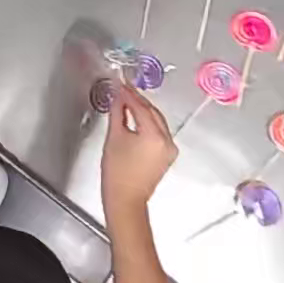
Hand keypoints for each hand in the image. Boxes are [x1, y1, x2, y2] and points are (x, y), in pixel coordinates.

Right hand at [101, 85, 176, 210]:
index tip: (120, 84)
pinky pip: (159, 132)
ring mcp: (169, 149)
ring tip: (127, 101)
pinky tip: (136, 118)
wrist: (125, 198)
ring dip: (143, 111)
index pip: (141, 108)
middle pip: (152, 113)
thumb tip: (118, 99)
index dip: (129, 94)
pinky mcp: (166, 155)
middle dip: (137, 100)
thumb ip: (117, 114)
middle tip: (123, 90)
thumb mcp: (114, 138)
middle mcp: (167, 141)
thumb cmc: (117, 172)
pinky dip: (147, 123)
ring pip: (157, 121)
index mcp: (154, 136)